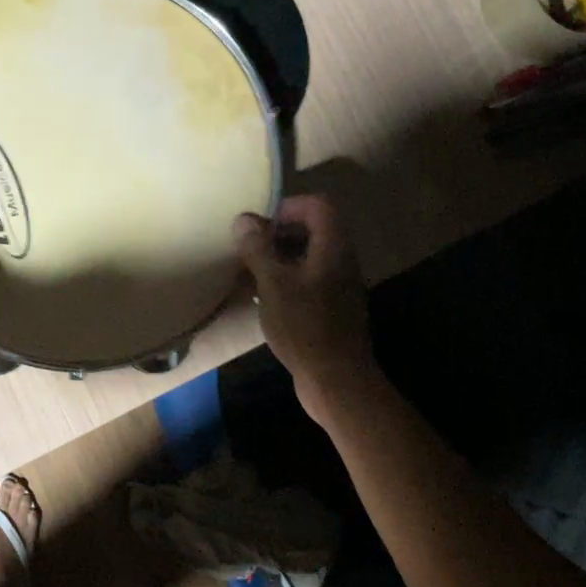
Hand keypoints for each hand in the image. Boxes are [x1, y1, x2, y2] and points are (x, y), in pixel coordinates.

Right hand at [234, 196, 379, 419]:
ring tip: (249, 273)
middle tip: (248, 249)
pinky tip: (263, 299)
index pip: (317, 206)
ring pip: (308, 257)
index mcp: (333, 248)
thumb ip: (258, 249)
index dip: (287, 207)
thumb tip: (244, 219)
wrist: (336, 380)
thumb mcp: (273, 285)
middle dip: (278, 233)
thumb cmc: (304, 327)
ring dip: (278, 258)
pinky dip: (285, 280)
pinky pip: (308, 280)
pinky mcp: (331, 308)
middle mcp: (341, 261)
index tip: (259, 227)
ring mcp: (338, 286)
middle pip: (312, 229)